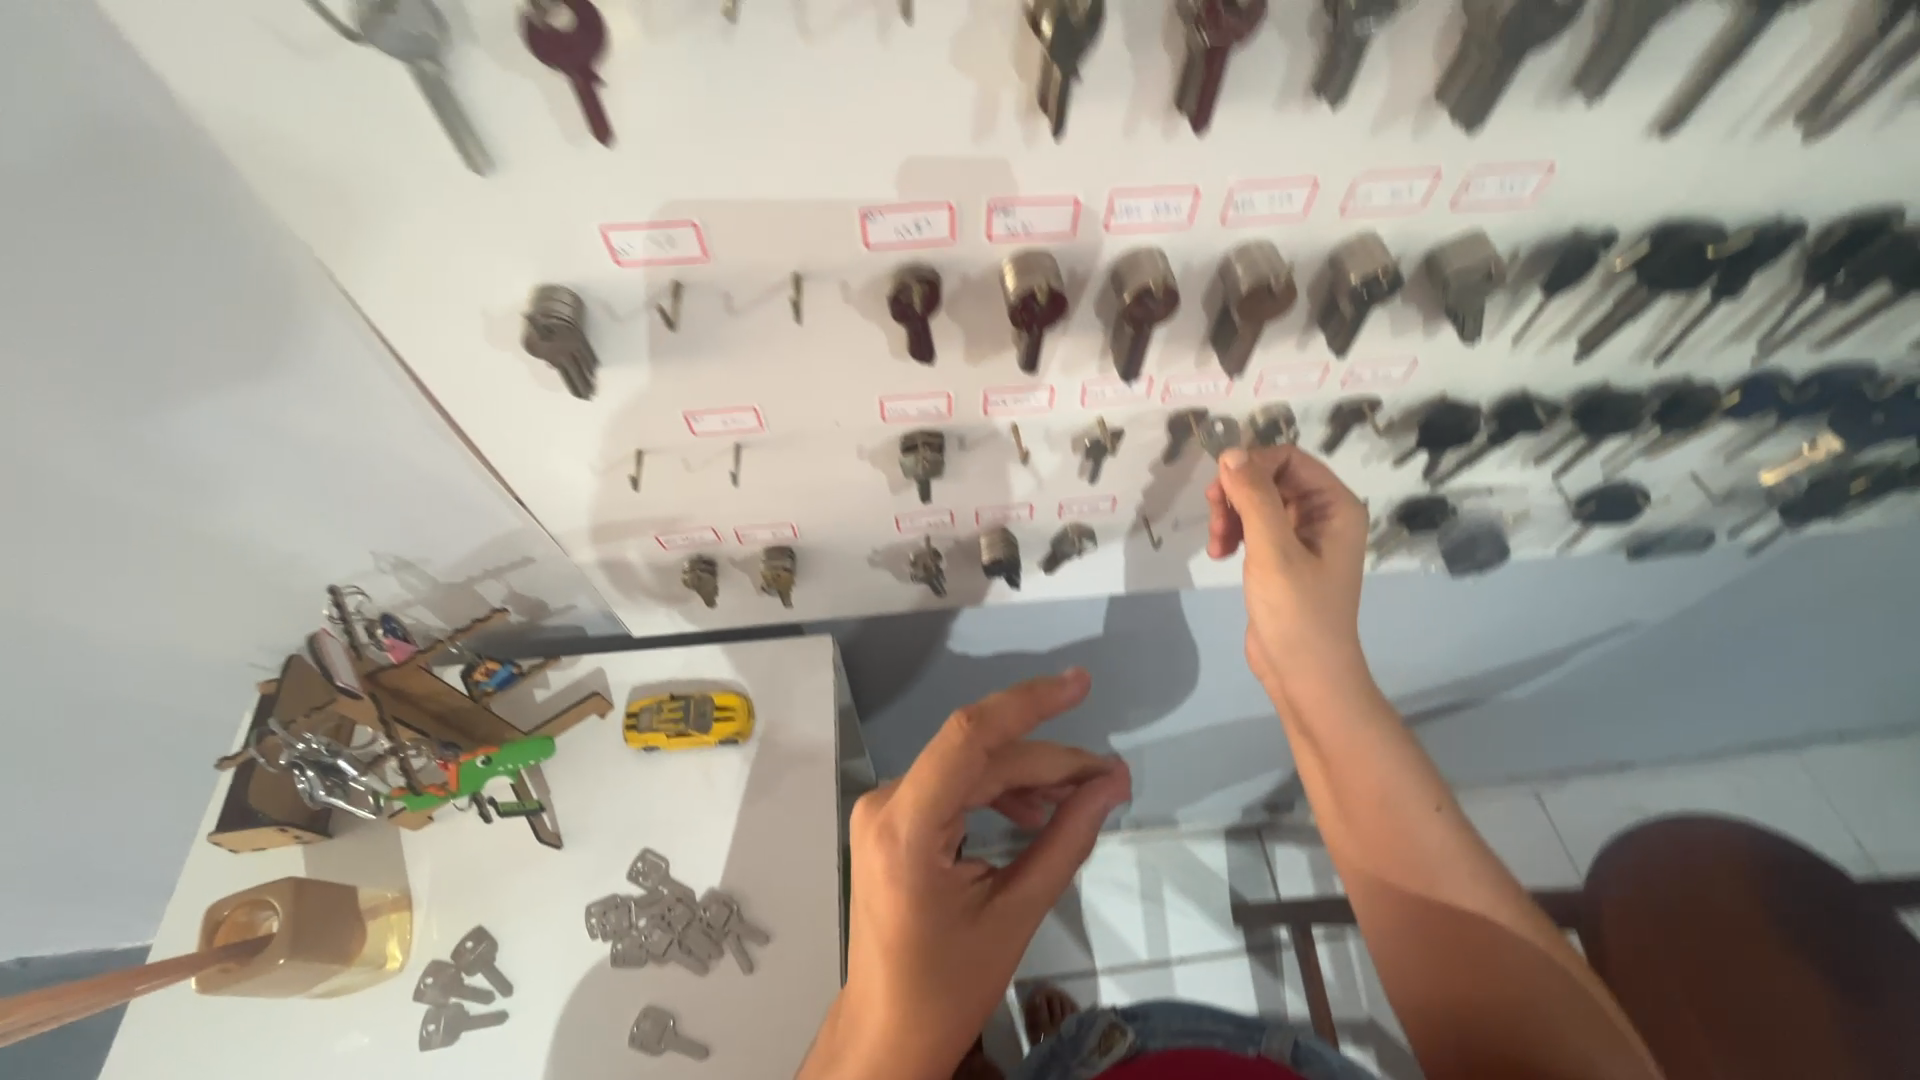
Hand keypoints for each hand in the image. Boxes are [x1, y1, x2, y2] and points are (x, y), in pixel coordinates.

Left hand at [799, 671, 1131, 1079]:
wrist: (887, 1030)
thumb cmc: (948, 986)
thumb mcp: (1016, 913)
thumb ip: (1066, 840)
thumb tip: (1112, 784)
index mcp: (906, 828)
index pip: (969, 737)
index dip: (1028, 702)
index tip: (1080, 685)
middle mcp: (886, 802)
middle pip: (980, 758)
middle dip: (1049, 763)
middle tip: (1109, 777)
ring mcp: (884, 808)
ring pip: (970, 770)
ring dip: (1028, 777)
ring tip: (1083, 796)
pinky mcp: (893, 819)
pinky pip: (954, 788)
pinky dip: (999, 793)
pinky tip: (1037, 812)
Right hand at [1206, 445, 1372, 704]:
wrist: (1304, 674)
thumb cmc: (1297, 612)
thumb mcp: (1273, 551)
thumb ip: (1253, 498)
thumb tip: (1230, 452)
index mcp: (1335, 506)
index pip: (1288, 458)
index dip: (1250, 466)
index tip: (1219, 494)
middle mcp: (1322, 515)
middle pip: (1269, 477)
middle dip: (1236, 494)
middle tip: (1215, 522)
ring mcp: (1301, 537)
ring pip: (1255, 501)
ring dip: (1229, 514)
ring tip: (1216, 545)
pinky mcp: (1281, 558)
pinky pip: (1252, 527)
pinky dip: (1232, 533)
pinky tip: (1219, 554)